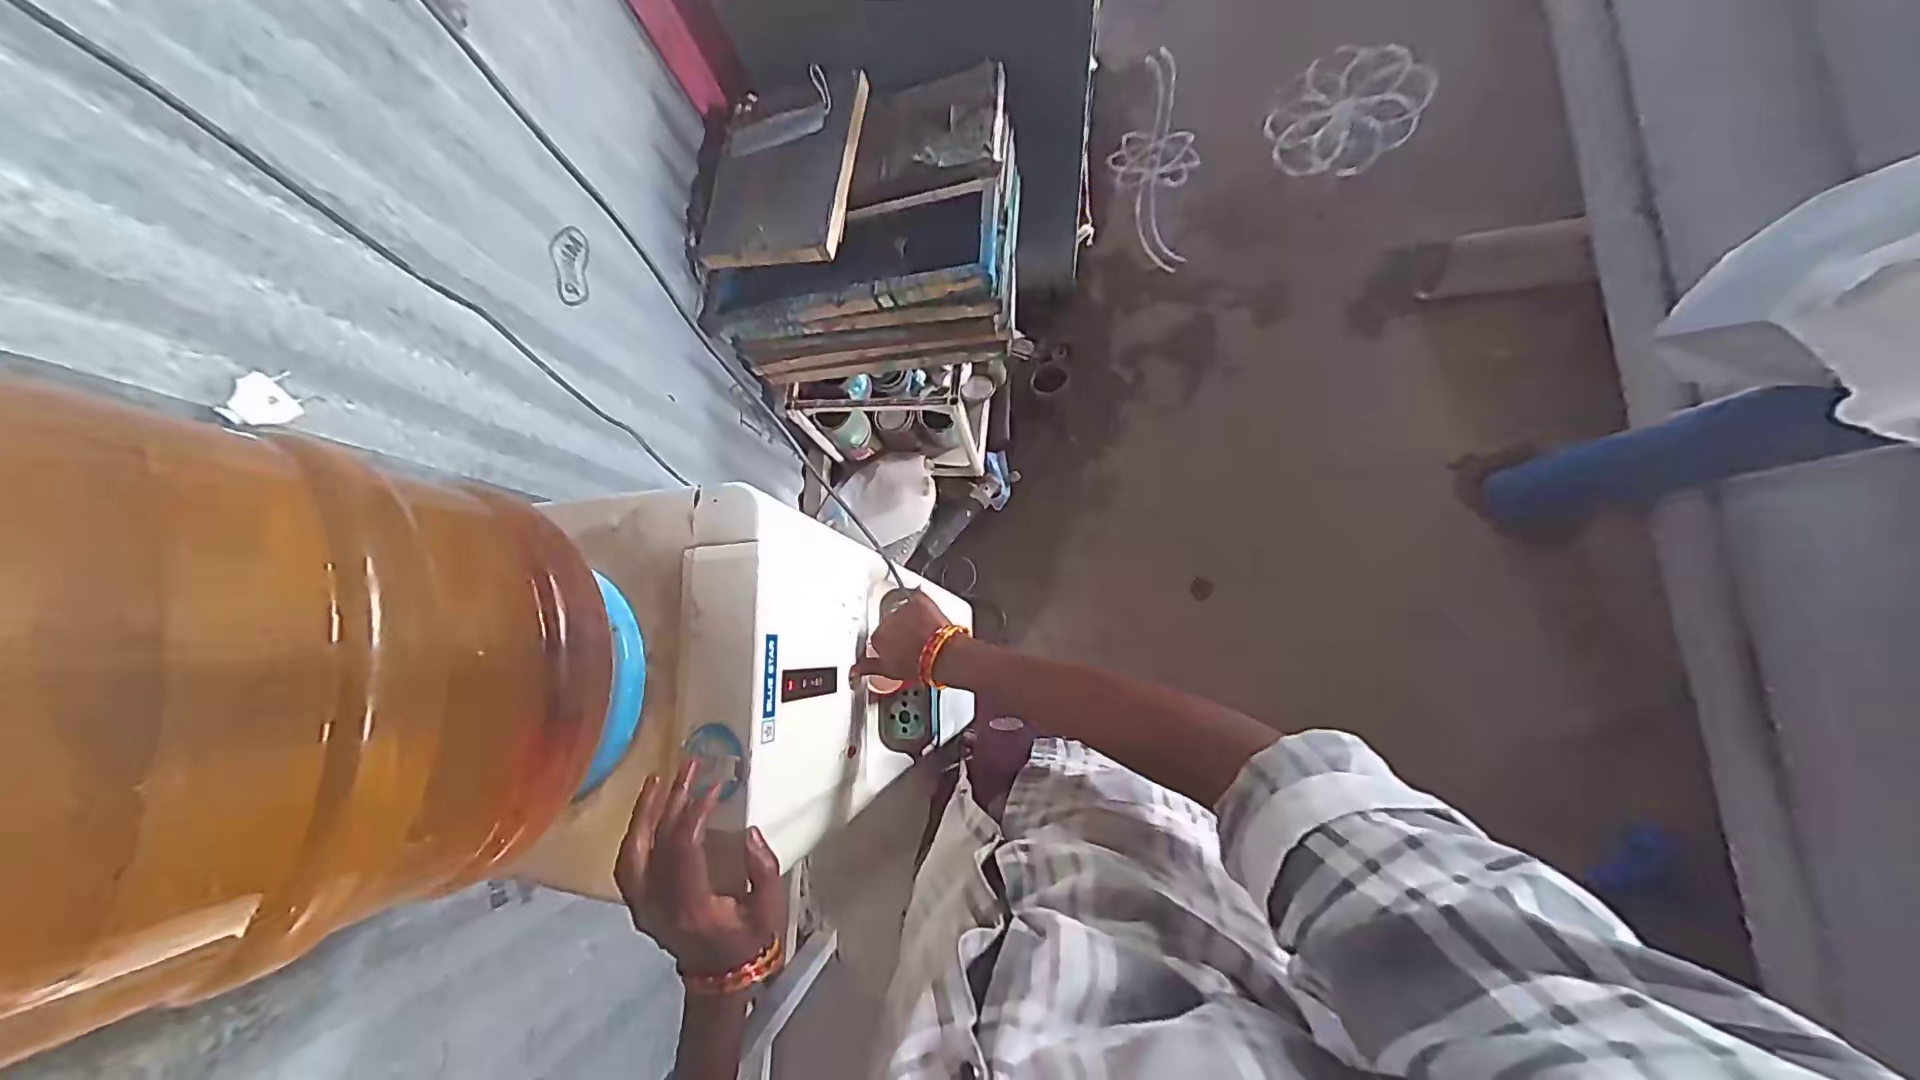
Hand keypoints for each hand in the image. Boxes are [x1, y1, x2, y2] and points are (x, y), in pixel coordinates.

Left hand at [614, 760, 784, 977]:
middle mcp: (658, 904)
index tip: (716, 786)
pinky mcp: (638, 902)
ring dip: (645, 812)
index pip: (684, 848)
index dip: (696, 812)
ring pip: (632, 851)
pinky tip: (646, 809)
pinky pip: (628, 862)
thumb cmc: (746, 938)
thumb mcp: (768, 908)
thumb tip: (749, 832)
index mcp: (691, 905)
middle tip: (690, 766)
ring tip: (658, 779)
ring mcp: (642, 905)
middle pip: (656, 843)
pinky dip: (635, 832)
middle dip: (673, 800)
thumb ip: (763, 870)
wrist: (717, 976)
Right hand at [852, 588, 953, 682]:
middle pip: (889, 621)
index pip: (878, 637)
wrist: (941, 654)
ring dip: (909, 616)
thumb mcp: (889, 670)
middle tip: (911, 639)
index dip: (890, 642)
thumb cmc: (917, 664)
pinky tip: (926, 614)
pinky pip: (915, 597)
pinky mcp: (917, 600)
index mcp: (878, 637)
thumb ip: (868, 667)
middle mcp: (886, 620)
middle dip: (898, 628)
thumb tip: (855, 669)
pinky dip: (919, 604)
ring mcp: (902, 609)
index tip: (898, 647)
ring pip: (902, 610)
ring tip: (921, 629)